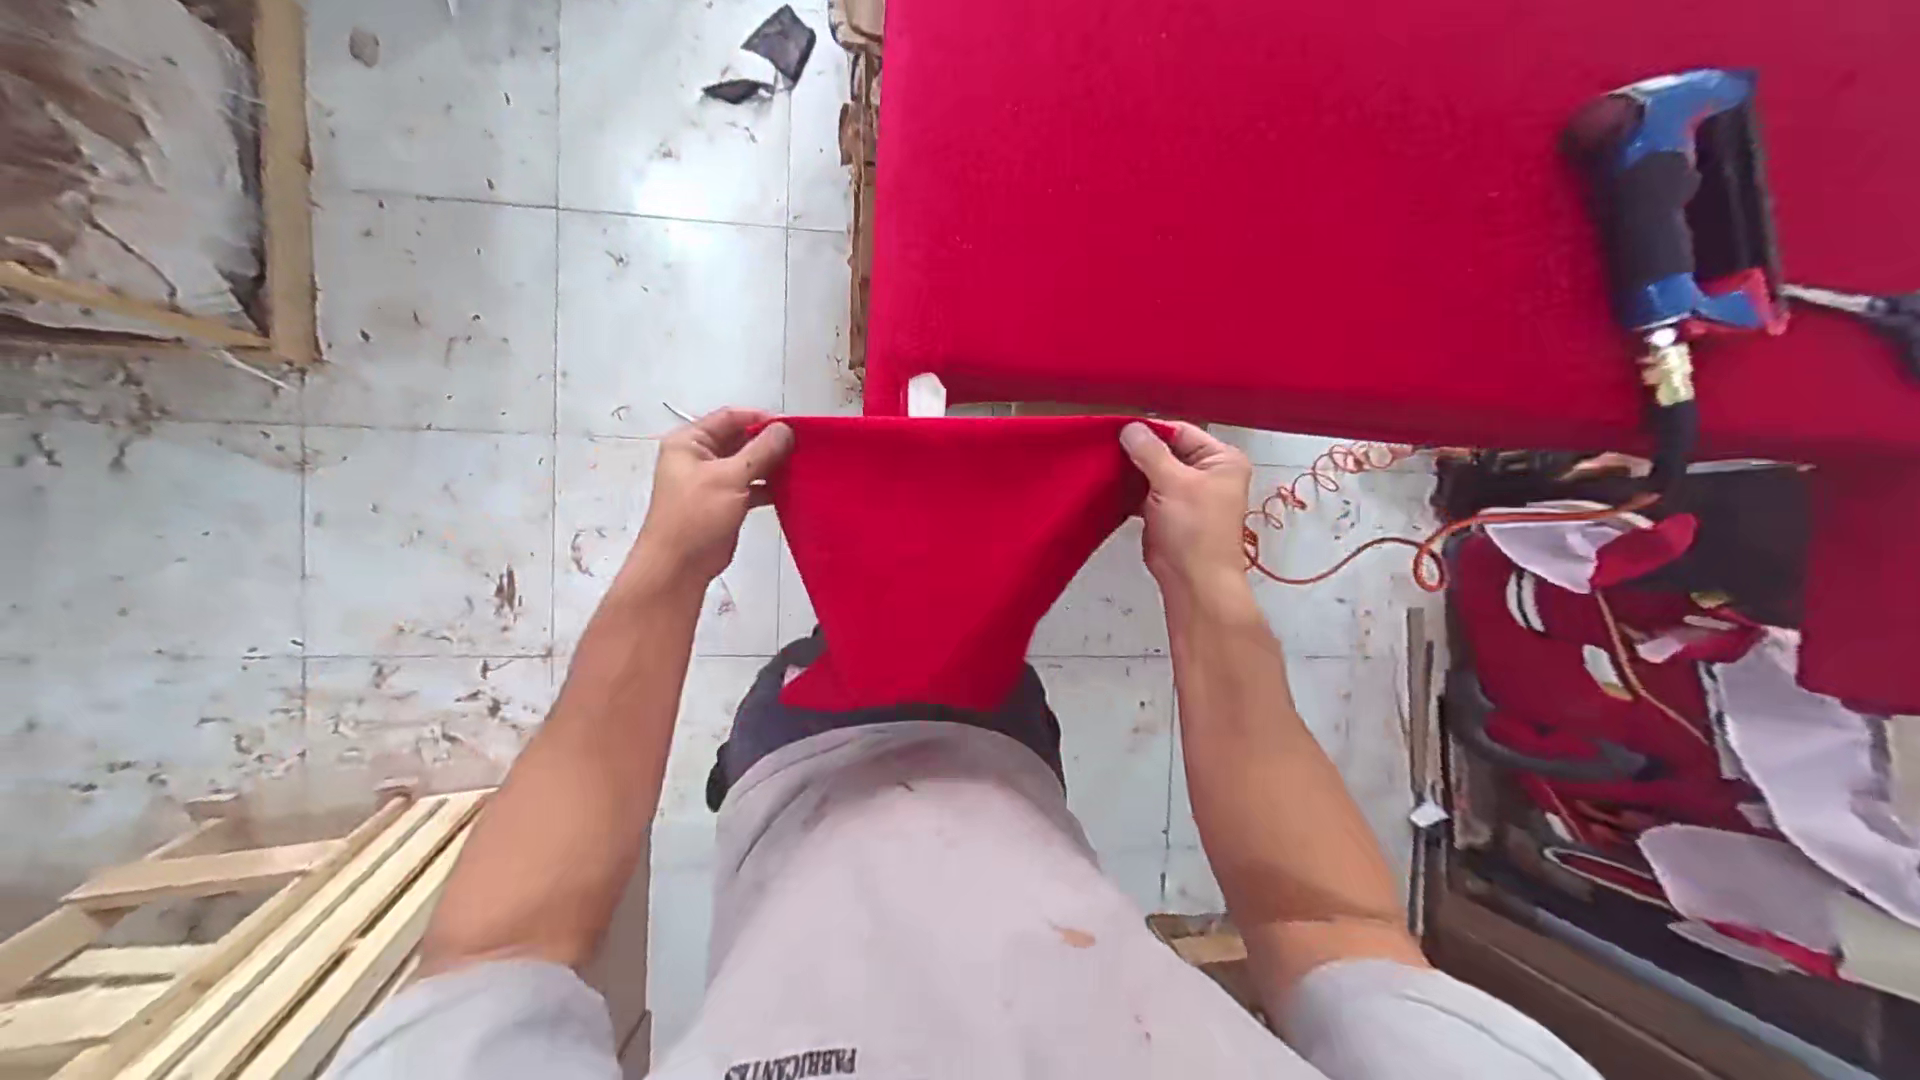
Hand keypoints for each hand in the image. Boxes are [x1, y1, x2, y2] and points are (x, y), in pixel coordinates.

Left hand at [625, 408, 793, 588]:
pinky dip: (769, 486)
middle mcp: (699, 457)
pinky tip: (790, 488)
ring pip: (748, 464)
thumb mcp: (729, 478)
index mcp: (689, 442)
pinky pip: (751, 485)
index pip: (729, 417)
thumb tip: (785, 429)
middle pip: (740, 439)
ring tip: (800, 465)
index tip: (792, 426)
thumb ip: (760, 451)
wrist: (678, 566)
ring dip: (772, 465)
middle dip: (769, 442)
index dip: (760, 418)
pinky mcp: (725, 502)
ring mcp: (713, 481)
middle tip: (802, 446)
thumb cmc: (695, 516)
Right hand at [1120, 421, 1252, 600]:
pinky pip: (1143, 491)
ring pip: (1151, 472)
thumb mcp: (1173, 483)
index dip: (1151, 430)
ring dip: (1130, 471)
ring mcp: (1184, 493)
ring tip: (1102, 463)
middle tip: (1105, 445)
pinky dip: (1128, 489)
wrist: (1193, 580)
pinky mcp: (1165, 511)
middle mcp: (1205, 473)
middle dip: (1137, 451)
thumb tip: (1129, 427)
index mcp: (1220, 459)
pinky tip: (1107, 484)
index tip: (1118, 428)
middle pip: (1165, 451)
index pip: (1181, 432)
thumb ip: (1149, 452)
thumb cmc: (1194, 530)